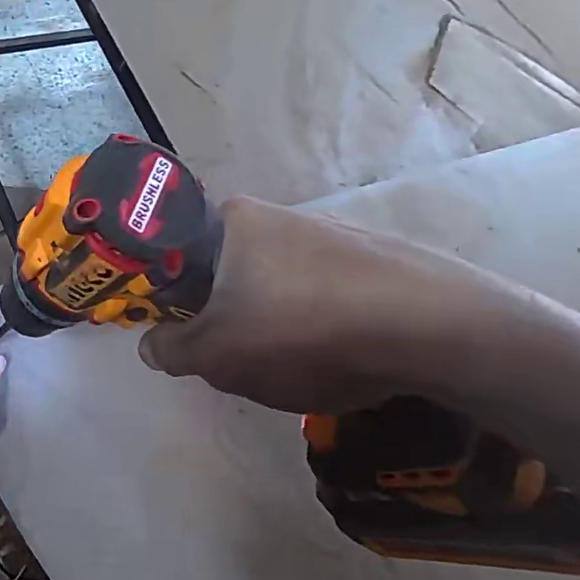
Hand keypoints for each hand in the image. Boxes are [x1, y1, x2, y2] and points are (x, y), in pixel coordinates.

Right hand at [139, 197, 561, 414]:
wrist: (431, 327)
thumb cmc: (301, 329)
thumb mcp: (217, 354)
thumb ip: (172, 349)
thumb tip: (149, 344)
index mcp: (230, 220)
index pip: (175, 252)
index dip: (171, 297)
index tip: (184, 334)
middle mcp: (275, 215)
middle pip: (224, 274)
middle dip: (225, 318)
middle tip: (239, 357)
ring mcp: (326, 233)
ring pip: (271, 287)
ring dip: (271, 325)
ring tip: (294, 364)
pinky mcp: (367, 258)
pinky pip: (318, 294)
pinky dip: (315, 324)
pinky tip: (338, 355)